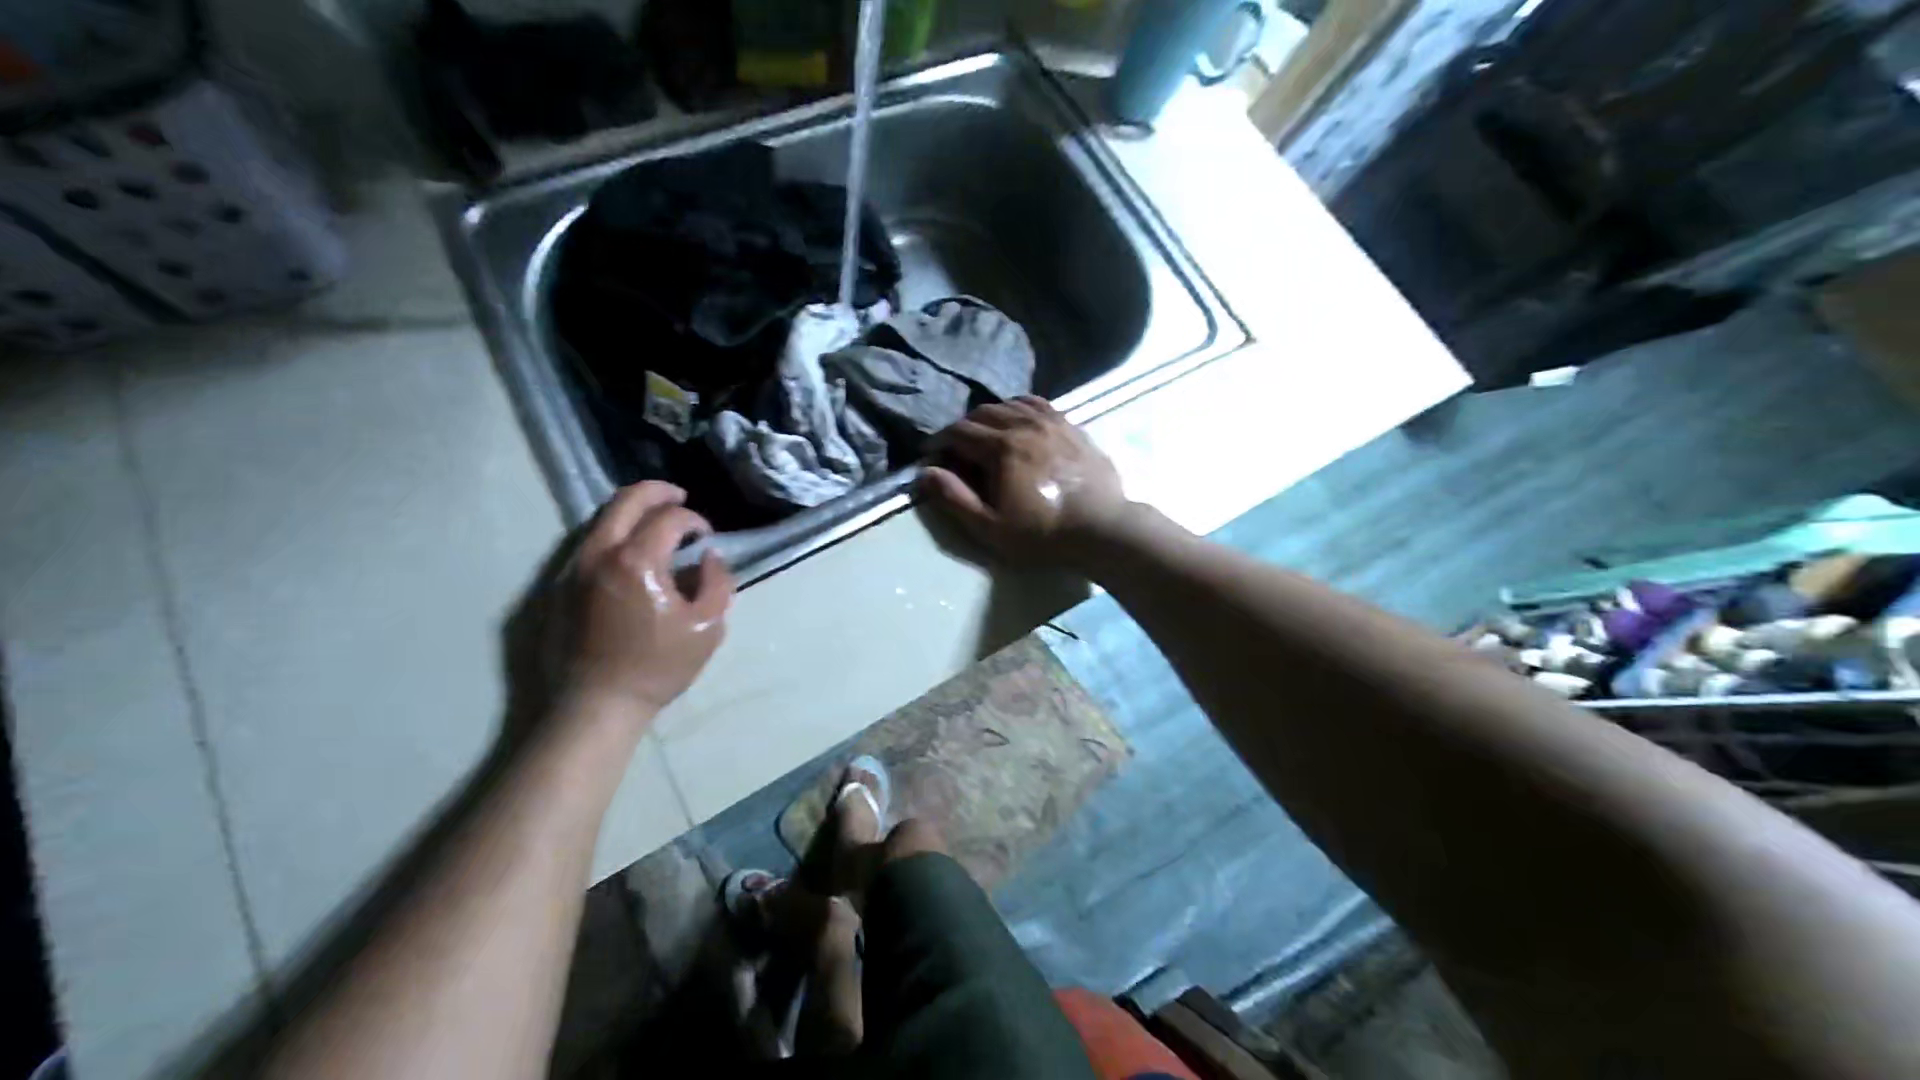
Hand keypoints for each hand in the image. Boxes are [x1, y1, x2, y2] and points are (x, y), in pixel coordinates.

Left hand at [551, 482, 734, 717]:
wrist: (598, 703)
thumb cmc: (658, 666)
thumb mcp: (708, 626)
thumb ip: (718, 583)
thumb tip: (709, 557)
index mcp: (637, 561)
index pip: (669, 517)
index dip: (694, 520)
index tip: (706, 537)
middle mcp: (600, 553)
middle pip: (627, 500)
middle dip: (658, 492)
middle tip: (680, 498)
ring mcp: (574, 567)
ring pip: (602, 517)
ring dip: (633, 510)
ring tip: (656, 520)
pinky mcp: (561, 583)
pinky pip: (589, 540)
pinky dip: (615, 532)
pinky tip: (632, 549)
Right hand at [919, 396, 1128, 565]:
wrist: (1102, 529)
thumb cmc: (1043, 534)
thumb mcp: (991, 527)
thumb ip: (955, 499)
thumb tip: (926, 473)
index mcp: (1001, 447)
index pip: (958, 432)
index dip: (940, 442)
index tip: (932, 457)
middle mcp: (1024, 424)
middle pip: (982, 413)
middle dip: (963, 429)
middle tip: (957, 452)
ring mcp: (1051, 421)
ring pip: (1009, 404)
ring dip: (990, 417)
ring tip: (985, 436)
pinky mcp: (1070, 425)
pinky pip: (1036, 404)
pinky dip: (1018, 408)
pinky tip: (1018, 421)